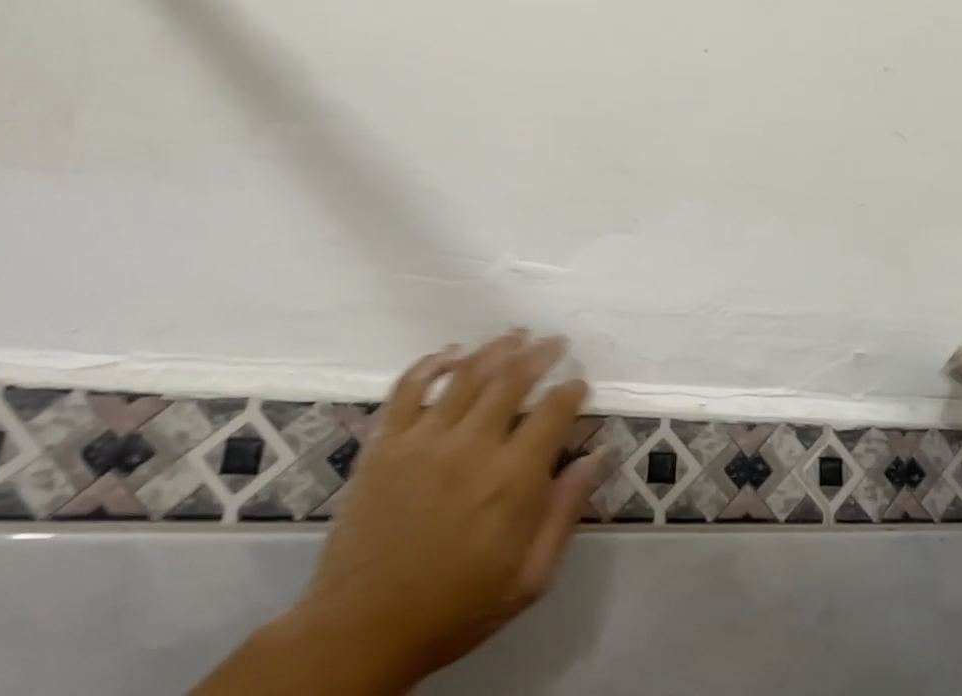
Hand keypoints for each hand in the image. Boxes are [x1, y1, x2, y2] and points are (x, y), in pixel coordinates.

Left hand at [194, 331, 604, 695]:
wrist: (366, 626)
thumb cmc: (457, 607)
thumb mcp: (529, 578)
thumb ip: (564, 513)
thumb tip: (595, 458)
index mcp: (512, 481)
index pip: (552, 413)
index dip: (571, 391)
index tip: (580, 383)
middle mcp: (471, 447)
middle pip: (511, 380)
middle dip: (540, 355)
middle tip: (554, 342)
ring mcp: (422, 440)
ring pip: (465, 374)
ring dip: (495, 349)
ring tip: (515, 335)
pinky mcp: (385, 443)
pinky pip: (409, 387)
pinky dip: (432, 363)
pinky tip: (451, 353)